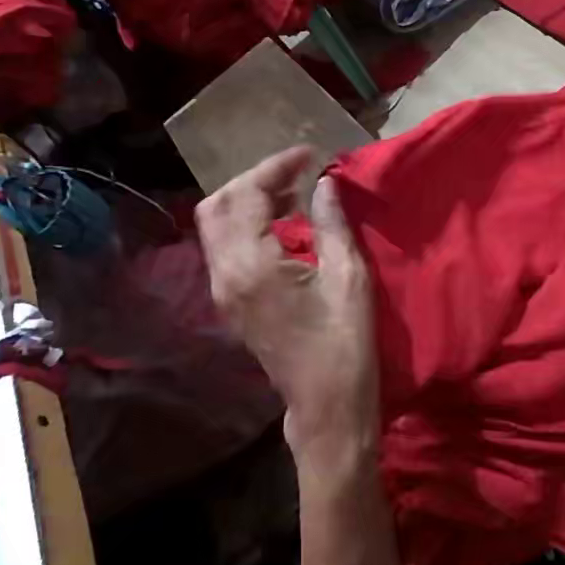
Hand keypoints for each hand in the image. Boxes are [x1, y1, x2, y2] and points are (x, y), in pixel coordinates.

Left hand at [196, 147, 377, 453]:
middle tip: (295, 173)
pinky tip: (281, 221)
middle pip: (216, 205)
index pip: (246, 194)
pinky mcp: (230, 300)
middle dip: (253, 179)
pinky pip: (225, 246)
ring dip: (247, 199)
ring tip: (292, 191)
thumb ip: (332, 223)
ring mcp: (222, 290)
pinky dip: (246, 223)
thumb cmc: (344, 344)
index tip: (309, 155)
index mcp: (251, 266)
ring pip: (216, 225)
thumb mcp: (348, 278)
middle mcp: (225, 274)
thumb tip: (323, 182)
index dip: (275, 167)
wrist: (326, 408)